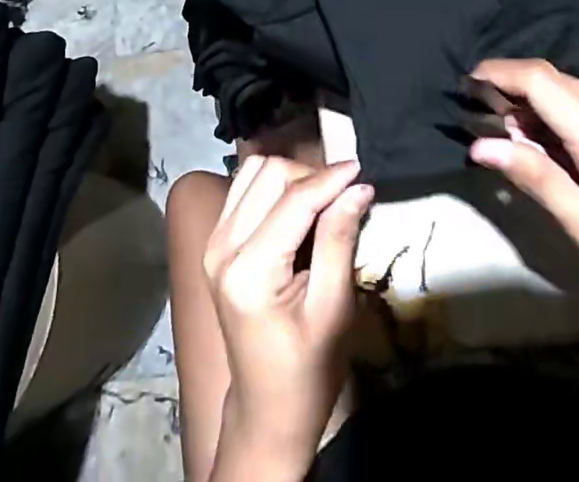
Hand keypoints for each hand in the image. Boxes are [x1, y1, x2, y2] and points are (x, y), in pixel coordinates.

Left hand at [204, 157, 372, 475]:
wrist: (268, 407)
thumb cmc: (309, 366)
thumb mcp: (333, 307)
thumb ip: (339, 240)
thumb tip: (359, 187)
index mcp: (249, 271)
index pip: (293, 199)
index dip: (331, 178)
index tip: (364, 171)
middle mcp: (222, 248)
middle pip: (268, 173)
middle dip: (311, 175)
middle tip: (345, 195)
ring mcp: (214, 244)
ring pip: (253, 173)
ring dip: (292, 177)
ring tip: (324, 200)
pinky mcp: (217, 244)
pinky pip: (244, 190)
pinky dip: (275, 186)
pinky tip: (300, 208)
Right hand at [467, 59, 578, 357]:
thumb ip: (542, 186)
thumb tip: (483, 147)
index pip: (542, 83)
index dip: (498, 75)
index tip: (466, 87)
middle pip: (553, 79)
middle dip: (513, 95)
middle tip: (491, 135)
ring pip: (572, 85)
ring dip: (539, 104)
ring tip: (526, 148)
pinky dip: (566, 109)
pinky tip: (565, 144)